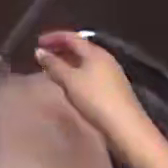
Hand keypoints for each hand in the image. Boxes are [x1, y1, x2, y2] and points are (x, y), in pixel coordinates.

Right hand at [35, 30, 156, 152]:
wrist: (128, 130)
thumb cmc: (96, 100)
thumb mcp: (70, 81)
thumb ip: (53, 65)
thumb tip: (39, 51)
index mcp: (94, 52)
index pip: (71, 37)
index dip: (53, 37)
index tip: (38, 42)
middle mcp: (105, 58)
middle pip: (80, 48)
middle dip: (61, 49)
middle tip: (44, 56)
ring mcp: (112, 74)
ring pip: (86, 62)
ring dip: (68, 63)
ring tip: (54, 70)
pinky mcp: (115, 90)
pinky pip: (91, 74)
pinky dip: (77, 74)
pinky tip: (71, 85)